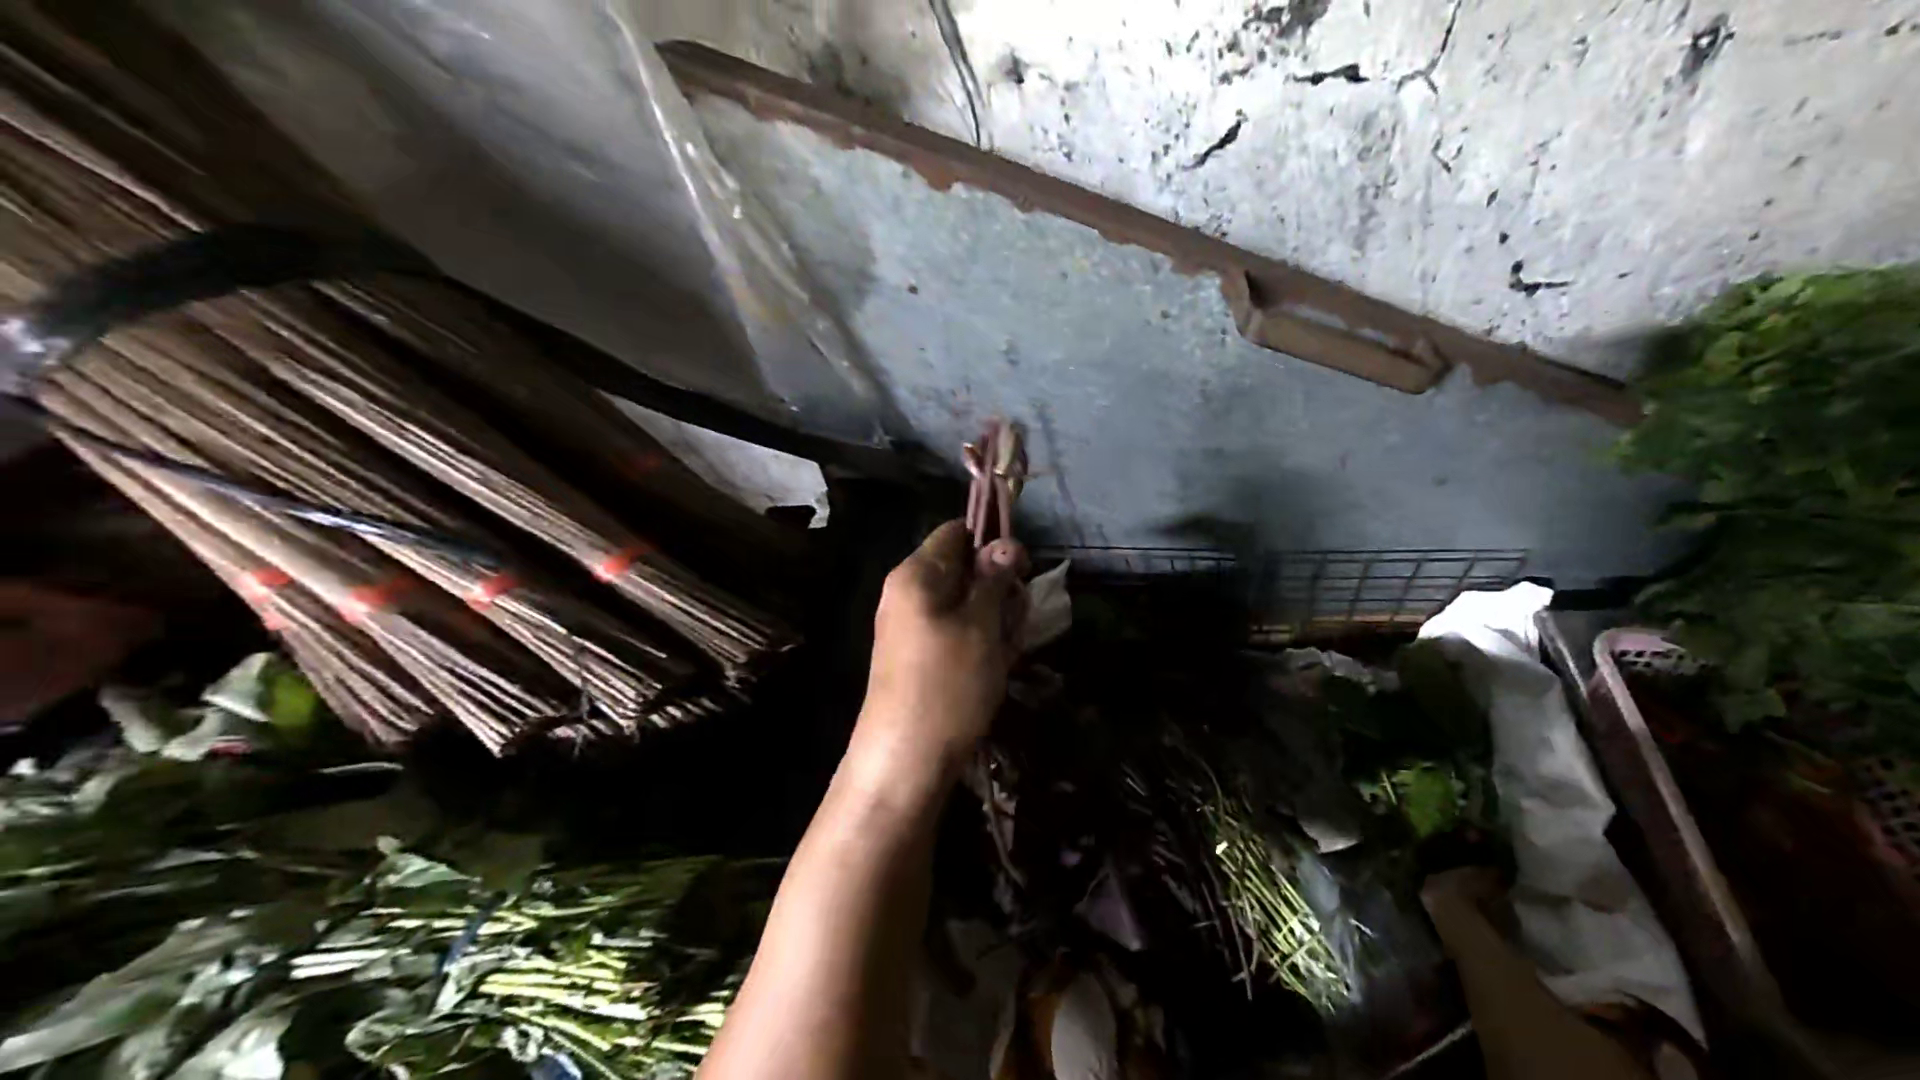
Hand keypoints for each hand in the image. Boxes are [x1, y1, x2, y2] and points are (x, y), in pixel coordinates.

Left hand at [851, 520, 1027, 790]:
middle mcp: (907, 593)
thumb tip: (1006, 543)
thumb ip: (994, 579)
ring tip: (1006, 652)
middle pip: (964, 569)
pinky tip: (994, 668)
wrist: (906, 760)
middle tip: (1015, 622)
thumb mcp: (981, 626)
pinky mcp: (919, 655)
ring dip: (995, 621)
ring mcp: (911, 626)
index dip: (992, 542)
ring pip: (967, 604)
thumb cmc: (948, 684)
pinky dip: (981, 643)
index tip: (1021, 571)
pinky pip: (957, 632)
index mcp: (915, 574)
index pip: (956, 532)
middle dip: (999, 589)